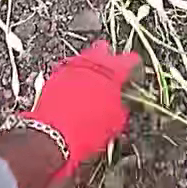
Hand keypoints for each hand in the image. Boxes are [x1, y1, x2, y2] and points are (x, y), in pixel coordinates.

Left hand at [19, 40, 137, 185]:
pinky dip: (75, 77)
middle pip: (105, 51)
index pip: (131, 60)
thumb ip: (122, 103)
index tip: (134, 77)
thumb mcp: (115, 121)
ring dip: (91, 68)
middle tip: (112, 77)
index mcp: (113, 72)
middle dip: (110, 60)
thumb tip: (123, 101)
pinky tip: (76, 90)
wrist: (52, 137)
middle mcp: (92, 62)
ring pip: (86, 57)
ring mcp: (73, 66)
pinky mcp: (56, 74)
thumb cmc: (87, 132)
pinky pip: (70, 69)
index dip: (135, 68)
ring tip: (93, 84)